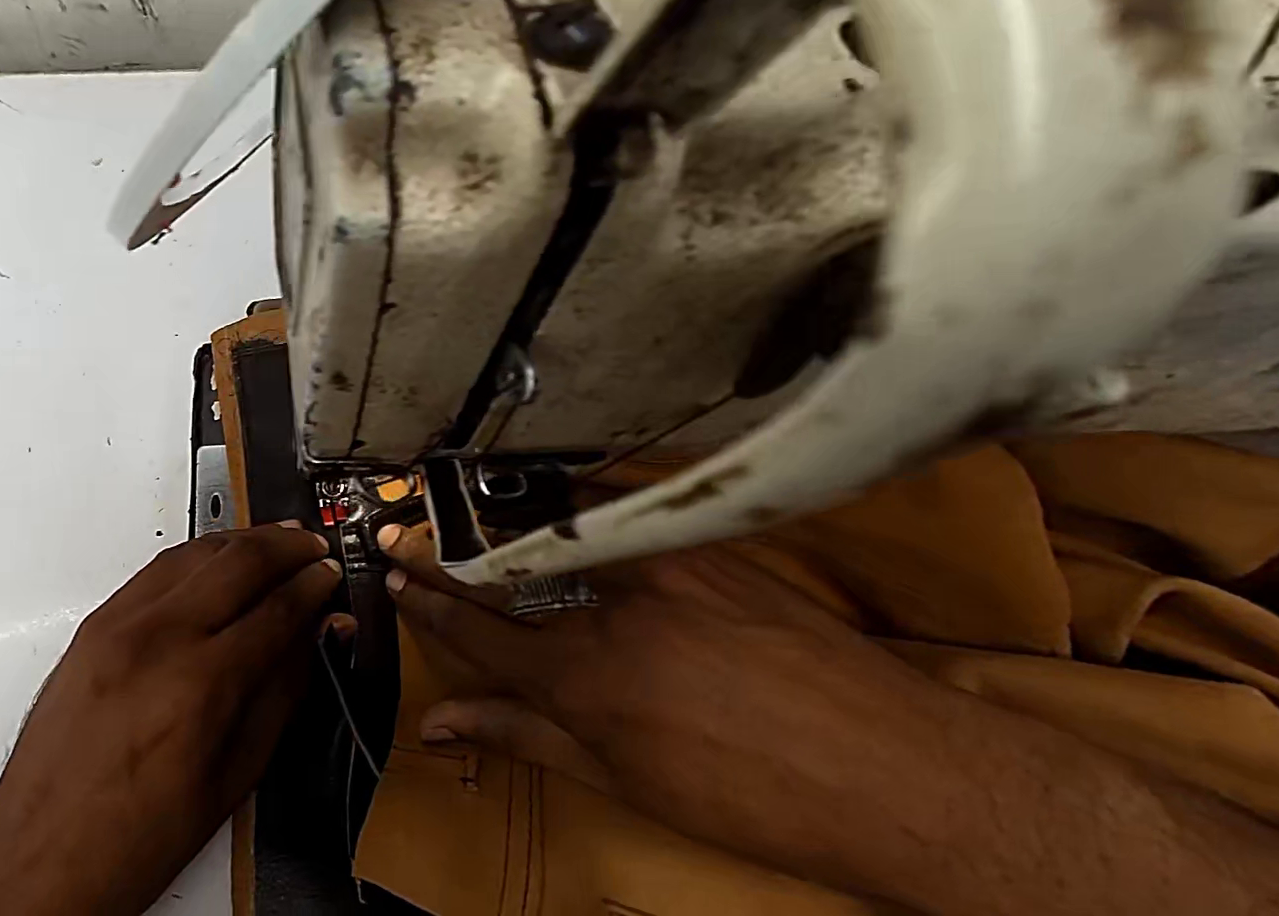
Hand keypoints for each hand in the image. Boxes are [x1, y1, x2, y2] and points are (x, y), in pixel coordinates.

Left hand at [0, 524, 346, 915]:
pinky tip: (221, 555)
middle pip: (241, 561)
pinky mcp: (96, 622)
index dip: (313, 585)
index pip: (278, 608)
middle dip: (288, 546)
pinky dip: (201, 551)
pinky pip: (160, 566)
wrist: (41, 850)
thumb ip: (285, 689)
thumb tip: (316, 636)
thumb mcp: (237, 772)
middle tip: (312, 545)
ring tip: (277, 539)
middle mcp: (158, 641)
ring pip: (199, 549)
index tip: (329, 575)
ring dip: (246, 538)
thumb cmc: (134, 835)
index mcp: (200, 685)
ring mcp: (120, 624)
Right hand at [377, 526, 945, 849]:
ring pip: (557, 528)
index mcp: (583, 680)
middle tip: (408, 528)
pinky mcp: (699, 545)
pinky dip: (574, 504)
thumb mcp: (625, 782)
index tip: (395, 579)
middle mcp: (609, 613)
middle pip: (503, 569)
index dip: (427, 605)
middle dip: (444, 550)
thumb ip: (524, 736)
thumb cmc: (753, 797)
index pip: (476, 631)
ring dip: (505, 519)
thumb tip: (444, 725)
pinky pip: (616, 511)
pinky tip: (555, 499)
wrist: (900, 775)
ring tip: (468, 507)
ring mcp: (658, 568)